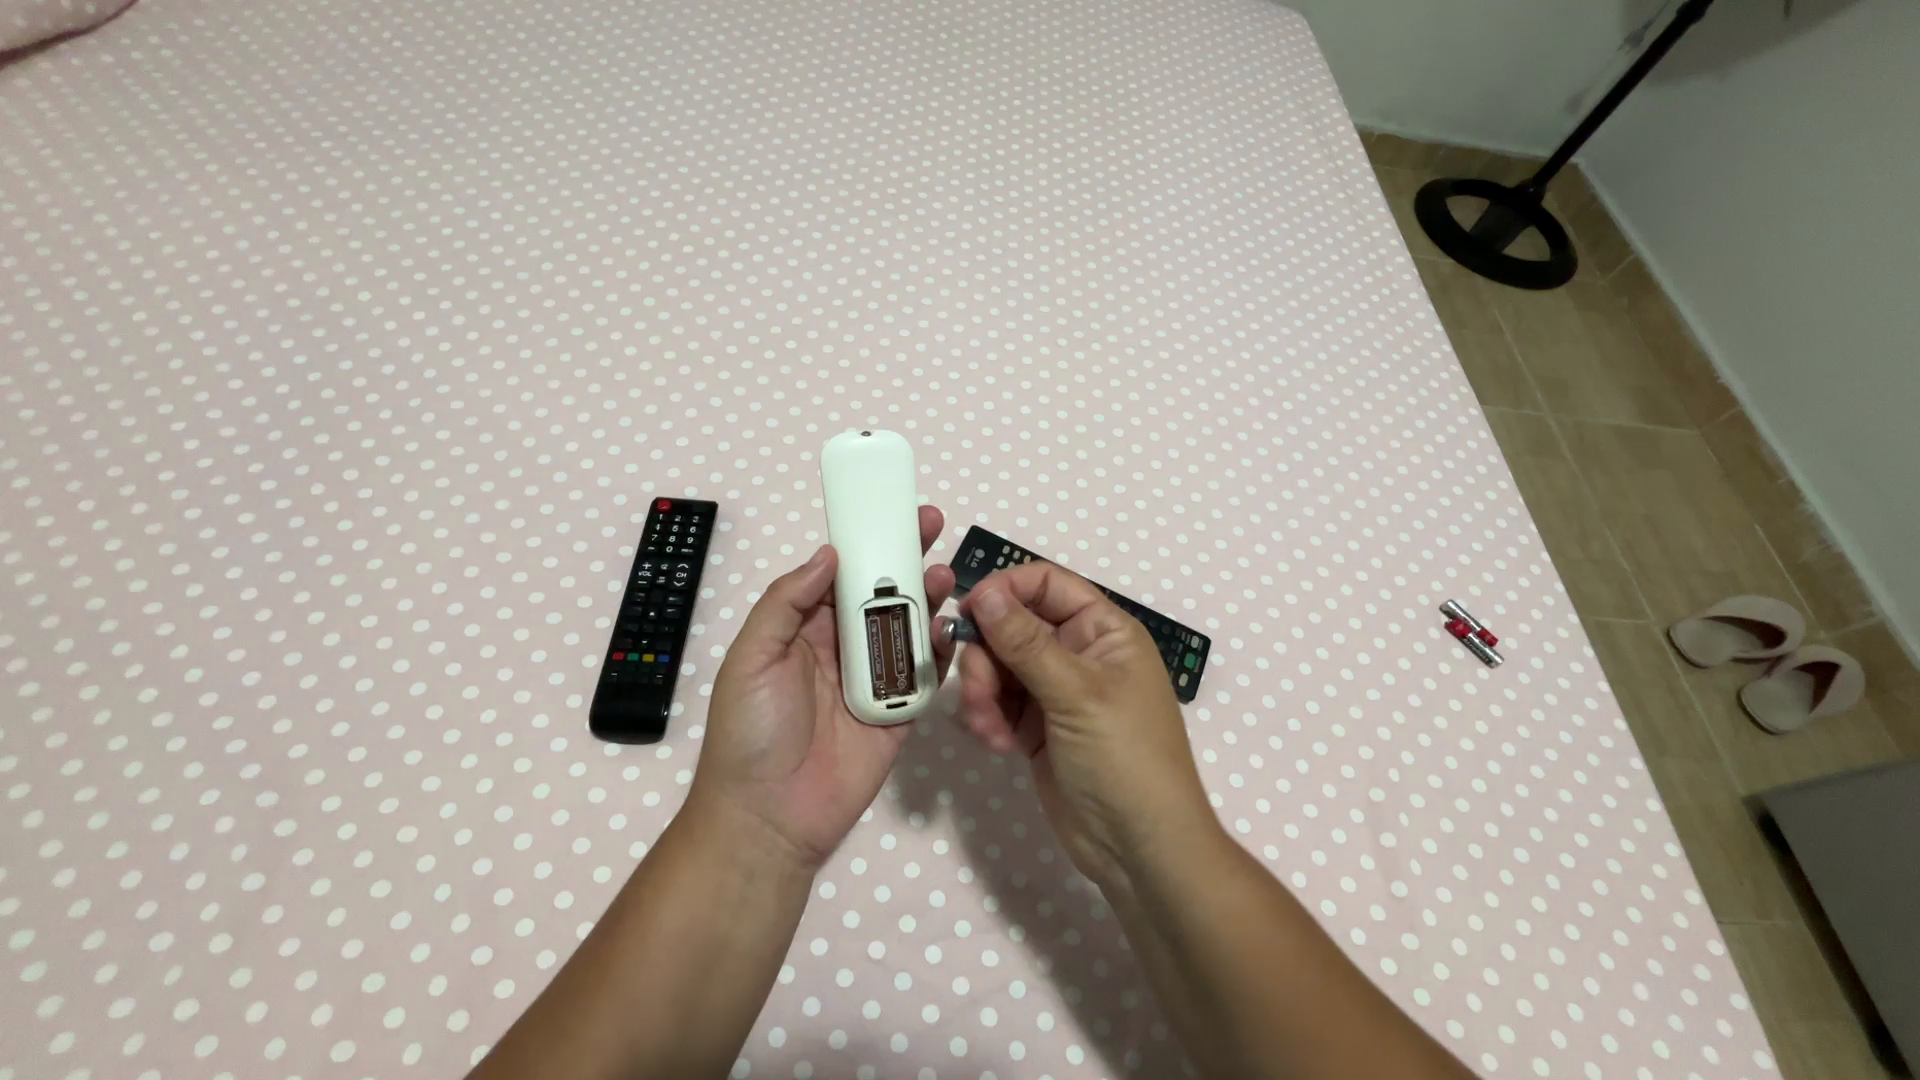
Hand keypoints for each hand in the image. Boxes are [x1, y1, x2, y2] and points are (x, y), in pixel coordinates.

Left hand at [690, 506, 956, 868]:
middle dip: (907, 559)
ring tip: (944, 574)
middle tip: (934, 526)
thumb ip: (786, 604)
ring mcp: (875, 682)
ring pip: (909, 630)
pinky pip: (925, 677)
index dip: (868, 543)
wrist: (768, 817)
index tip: (892, 514)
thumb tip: (828, 554)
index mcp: (806, 630)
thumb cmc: (750, 731)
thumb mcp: (752, 658)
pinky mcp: (900, 716)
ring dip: (928, 598)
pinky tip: (952, 626)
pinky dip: (942, 651)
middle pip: (883, 595)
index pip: (843, 576)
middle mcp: (844, 649)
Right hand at [954, 562, 1218, 888]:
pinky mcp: (1036, 728)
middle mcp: (1078, 653)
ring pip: (999, 667)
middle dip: (988, 657)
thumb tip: (986, 592)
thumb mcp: (1076, 694)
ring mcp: (1055, 692)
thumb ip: (1026, 642)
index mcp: (1103, 631)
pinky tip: (997, 745)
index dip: (1006, 590)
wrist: (1139, 848)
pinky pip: (999, 704)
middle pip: (1013, 627)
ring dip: (984, 694)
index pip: (1046, 585)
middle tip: (979, 692)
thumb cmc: (1124, 758)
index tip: (968, 612)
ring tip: (989, 730)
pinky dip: (990, 719)